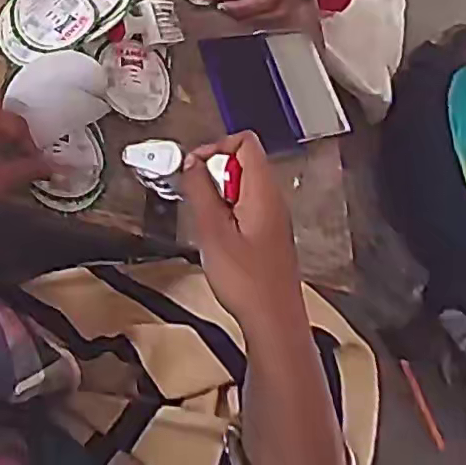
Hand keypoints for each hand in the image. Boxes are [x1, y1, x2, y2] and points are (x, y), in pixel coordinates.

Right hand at [177, 132, 307, 329]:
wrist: (274, 324)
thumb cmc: (247, 281)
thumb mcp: (212, 230)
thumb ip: (200, 190)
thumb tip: (192, 161)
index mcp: (263, 190)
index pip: (245, 142)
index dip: (217, 146)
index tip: (196, 167)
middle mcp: (273, 198)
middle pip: (243, 159)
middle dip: (215, 170)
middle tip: (198, 196)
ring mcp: (273, 216)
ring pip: (243, 183)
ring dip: (219, 192)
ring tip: (207, 220)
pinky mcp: (269, 233)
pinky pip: (246, 204)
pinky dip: (228, 209)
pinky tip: (219, 236)